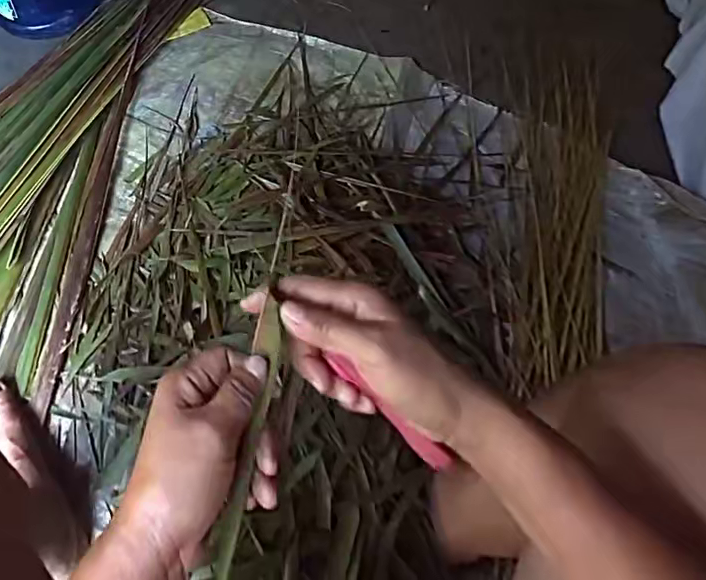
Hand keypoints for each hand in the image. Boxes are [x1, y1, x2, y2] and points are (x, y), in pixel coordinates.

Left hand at [113, 347, 279, 569]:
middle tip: (267, 458)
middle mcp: (194, 405)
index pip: (225, 359)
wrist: (161, 543)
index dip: (250, 374)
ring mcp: (204, 437)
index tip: (270, 399)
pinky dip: (254, 478)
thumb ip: (240, 395)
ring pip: (249, 432)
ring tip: (263, 487)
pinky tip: (257, 499)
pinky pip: (244, 459)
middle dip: (262, 431)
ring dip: (262, 461)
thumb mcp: (214, 430)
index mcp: (185, 385)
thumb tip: (259, 360)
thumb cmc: (181, 479)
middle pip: (244, 399)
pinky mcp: (214, 466)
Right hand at [243, 276, 489, 446]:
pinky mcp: (362, 361)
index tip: (244, 309)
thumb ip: (326, 329)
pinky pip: (333, 369)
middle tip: (327, 385)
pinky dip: (341, 388)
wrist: (461, 417)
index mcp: (354, 297)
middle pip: (303, 324)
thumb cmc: (420, 378)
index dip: (271, 297)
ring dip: (327, 378)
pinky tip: (363, 401)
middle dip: (309, 357)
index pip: (300, 288)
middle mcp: (352, 311)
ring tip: (353, 397)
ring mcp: (356, 336)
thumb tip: (283, 309)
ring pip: (316, 350)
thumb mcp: (370, 352)